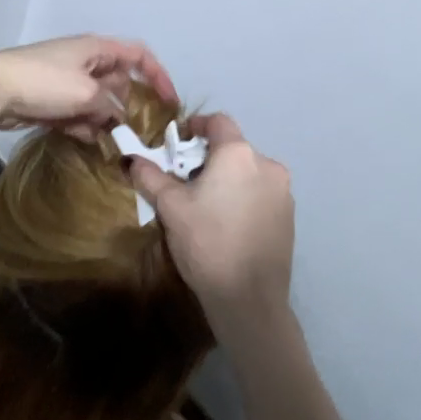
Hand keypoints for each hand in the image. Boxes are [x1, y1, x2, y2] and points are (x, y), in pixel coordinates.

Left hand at [0, 35, 178, 136]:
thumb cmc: (43, 82)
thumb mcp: (86, 94)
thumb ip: (111, 108)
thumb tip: (120, 121)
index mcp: (96, 49)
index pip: (137, 55)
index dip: (157, 75)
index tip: (169, 101)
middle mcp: (84, 62)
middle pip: (119, 83)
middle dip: (129, 106)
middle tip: (143, 133)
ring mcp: (66, 83)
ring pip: (98, 103)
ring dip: (107, 121)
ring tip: (118, 144)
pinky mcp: (51, 102)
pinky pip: (78, 115)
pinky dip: (85, 127)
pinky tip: (90, 142)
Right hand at [127, 113, 294, 323]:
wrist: (248, 298)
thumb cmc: (206, 242)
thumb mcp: (169, 206)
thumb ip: (150, 176)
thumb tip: (131, 159)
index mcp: (239, 155)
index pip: (218, 121)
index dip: (195, 125)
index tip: (175, 145)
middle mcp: (267, 165)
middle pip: (233, 148)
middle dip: (206, 158)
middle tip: (183, 180)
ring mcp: (283, 193)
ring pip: (247, 172)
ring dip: (225, 178)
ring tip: (204, 205)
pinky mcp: (289, 217)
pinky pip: (260, 194)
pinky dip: (241, 197)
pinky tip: (225, 223)